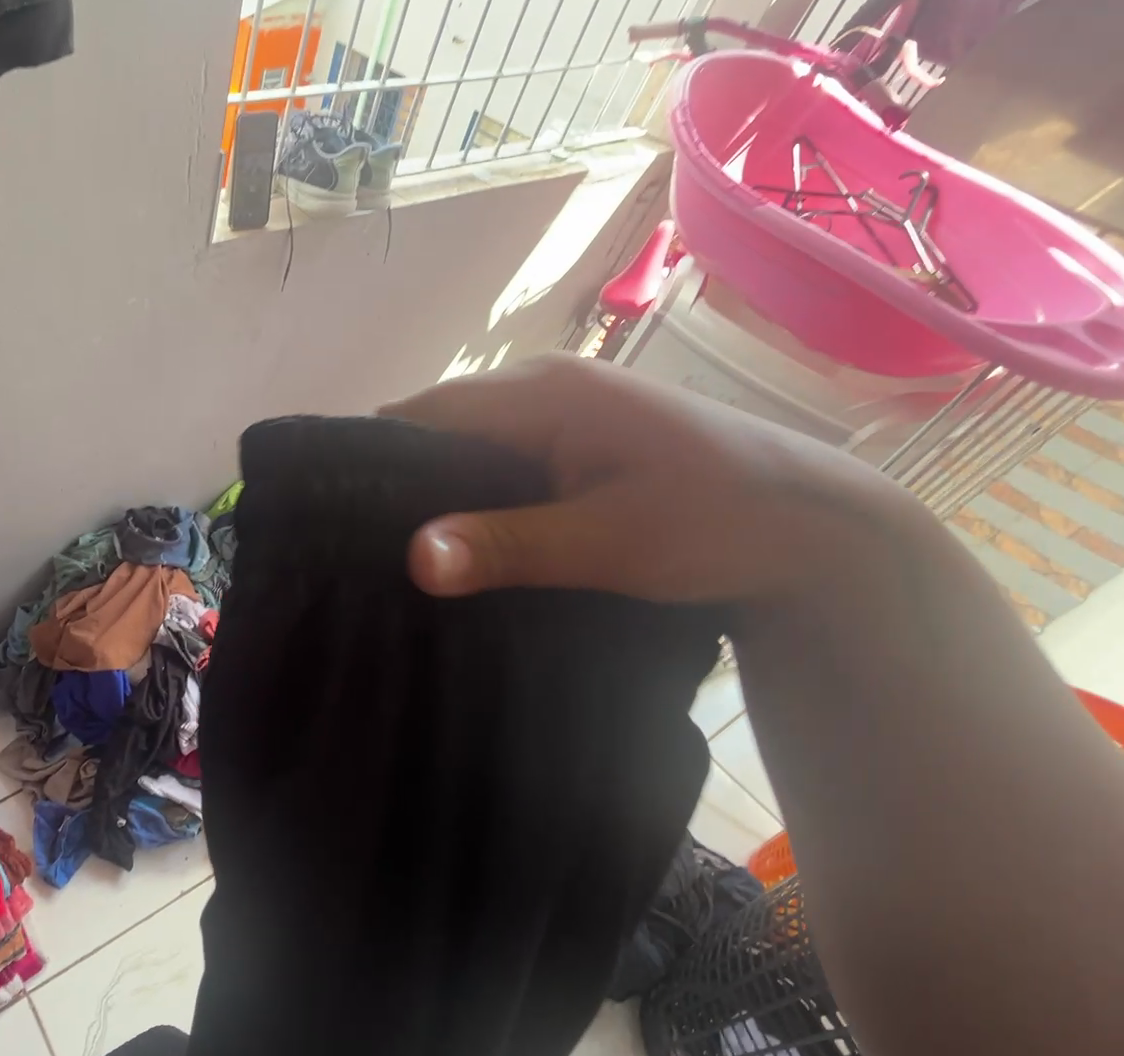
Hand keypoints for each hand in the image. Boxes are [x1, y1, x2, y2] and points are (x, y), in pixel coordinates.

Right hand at [378, 356, 924, 606]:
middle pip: (437, 424)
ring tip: (404, 548)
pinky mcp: (579, 436)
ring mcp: (564, 408)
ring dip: (437, 488)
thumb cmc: (722, 525)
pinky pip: (499, 456)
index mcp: (545, 393)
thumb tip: (412, 558)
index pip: (422, 413)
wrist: (824, 530)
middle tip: (368, 548)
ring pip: (466, 442)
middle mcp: (545, 386)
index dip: (374, 460)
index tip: (342, 522)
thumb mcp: (611, 542)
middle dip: (399, 478)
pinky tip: (465, 536)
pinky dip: (473, 491)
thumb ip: (509, 544)